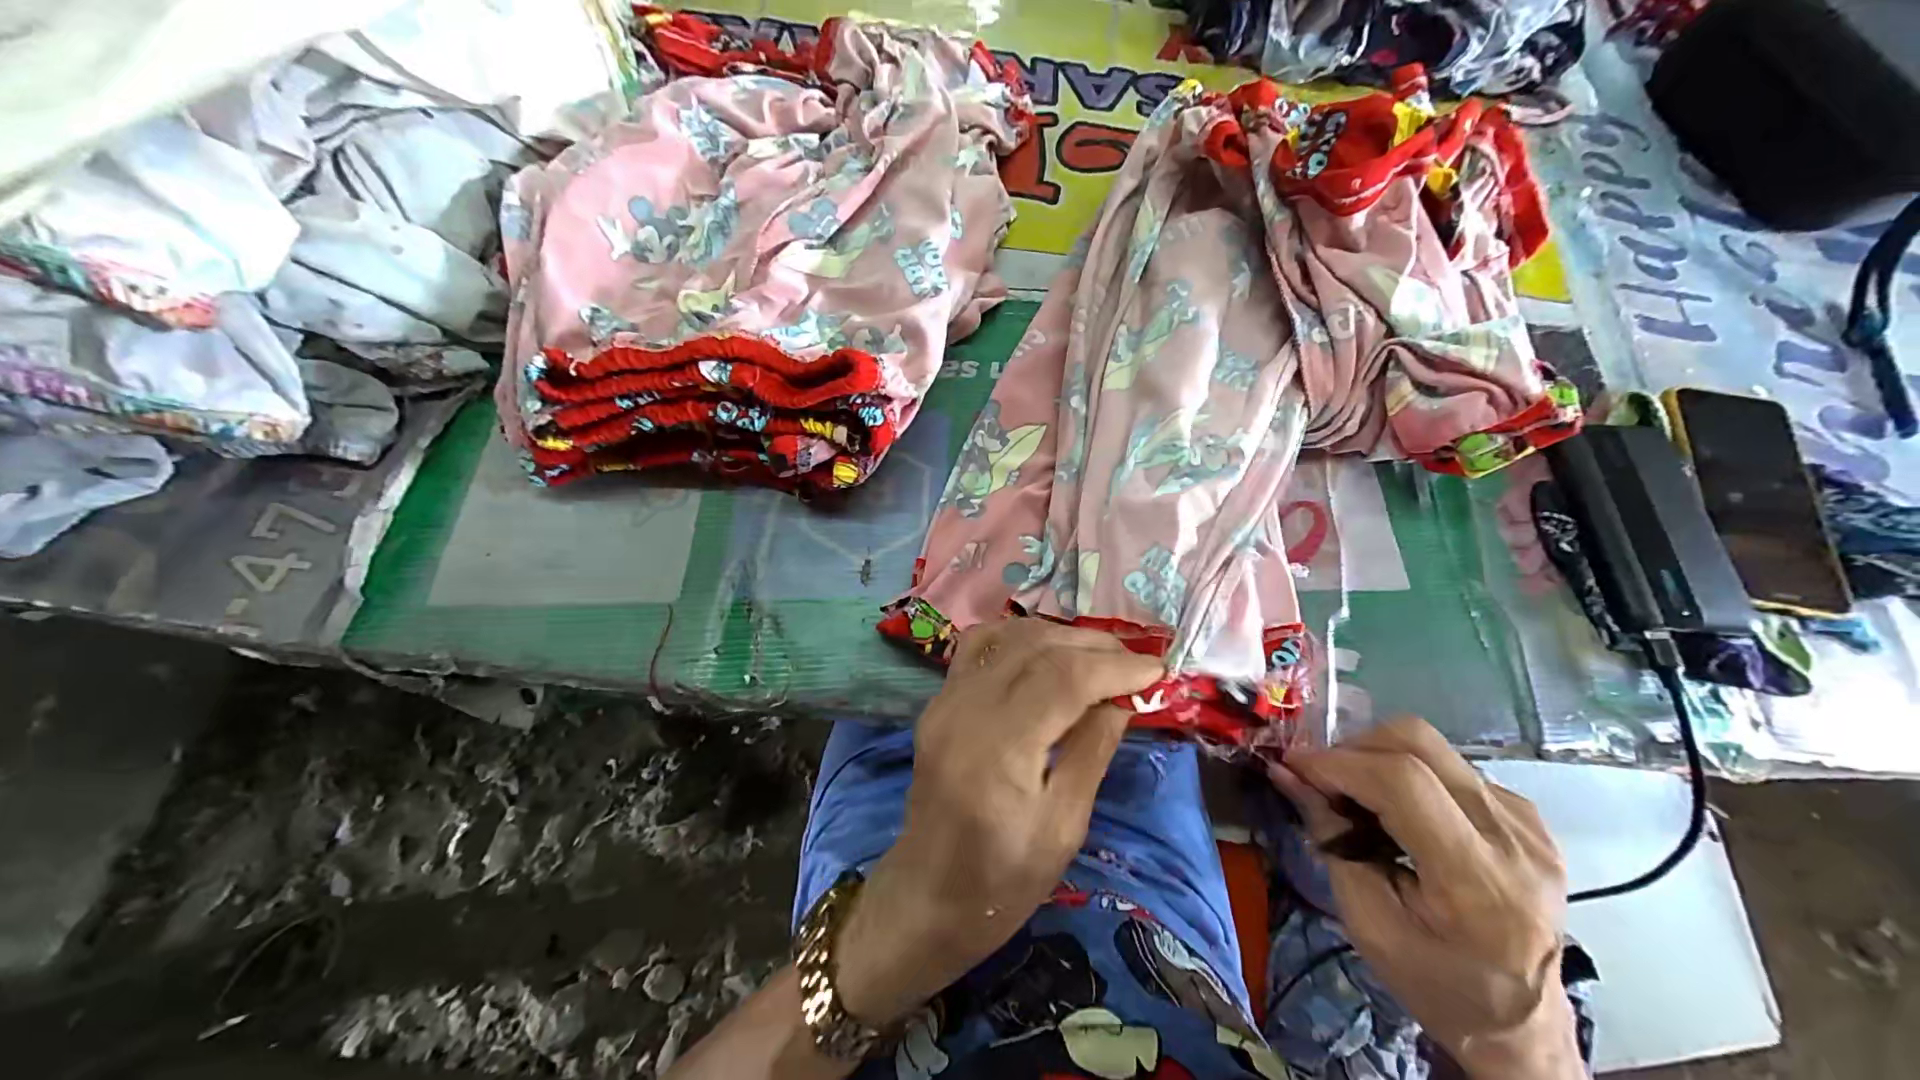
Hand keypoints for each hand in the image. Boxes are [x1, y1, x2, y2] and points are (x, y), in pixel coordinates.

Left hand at [834, 618, 1161, 1027]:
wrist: (928, 895)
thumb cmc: (1004, 879)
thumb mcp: (1065, 826)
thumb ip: (1093, 749)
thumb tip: (1124, 696)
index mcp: (998, 750)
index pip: (1063, 677)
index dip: (1115, 666)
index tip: (1157, 671)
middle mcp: (965, 710)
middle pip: (1037, 646)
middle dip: (1094, 646)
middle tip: (1135, 662)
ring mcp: (945, 700)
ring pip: (1009, 636)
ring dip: (1061, 636)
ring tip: (1101, 656)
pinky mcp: (938, 701)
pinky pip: (981, 646)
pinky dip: (1022, 639)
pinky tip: (1049, 654)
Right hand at [1268, 717, 1584, 1078]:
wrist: (1522, 1023)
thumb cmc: (1435, 982)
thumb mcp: (1367, 922)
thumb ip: (1330, 841)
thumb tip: (1287, 774)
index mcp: (1478, 882)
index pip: (1402, 782)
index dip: (1337, 763)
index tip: (1294, 769)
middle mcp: (1513, 839)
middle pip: (1418, 743)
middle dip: (1354, 748)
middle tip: (1323, 779)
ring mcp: (1528, 824)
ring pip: (1432, 746)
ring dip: (1378, 758)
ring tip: (1356, 796)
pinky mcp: (1529, 817)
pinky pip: (1451, 766)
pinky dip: (1409, 774)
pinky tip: (1401, 812)